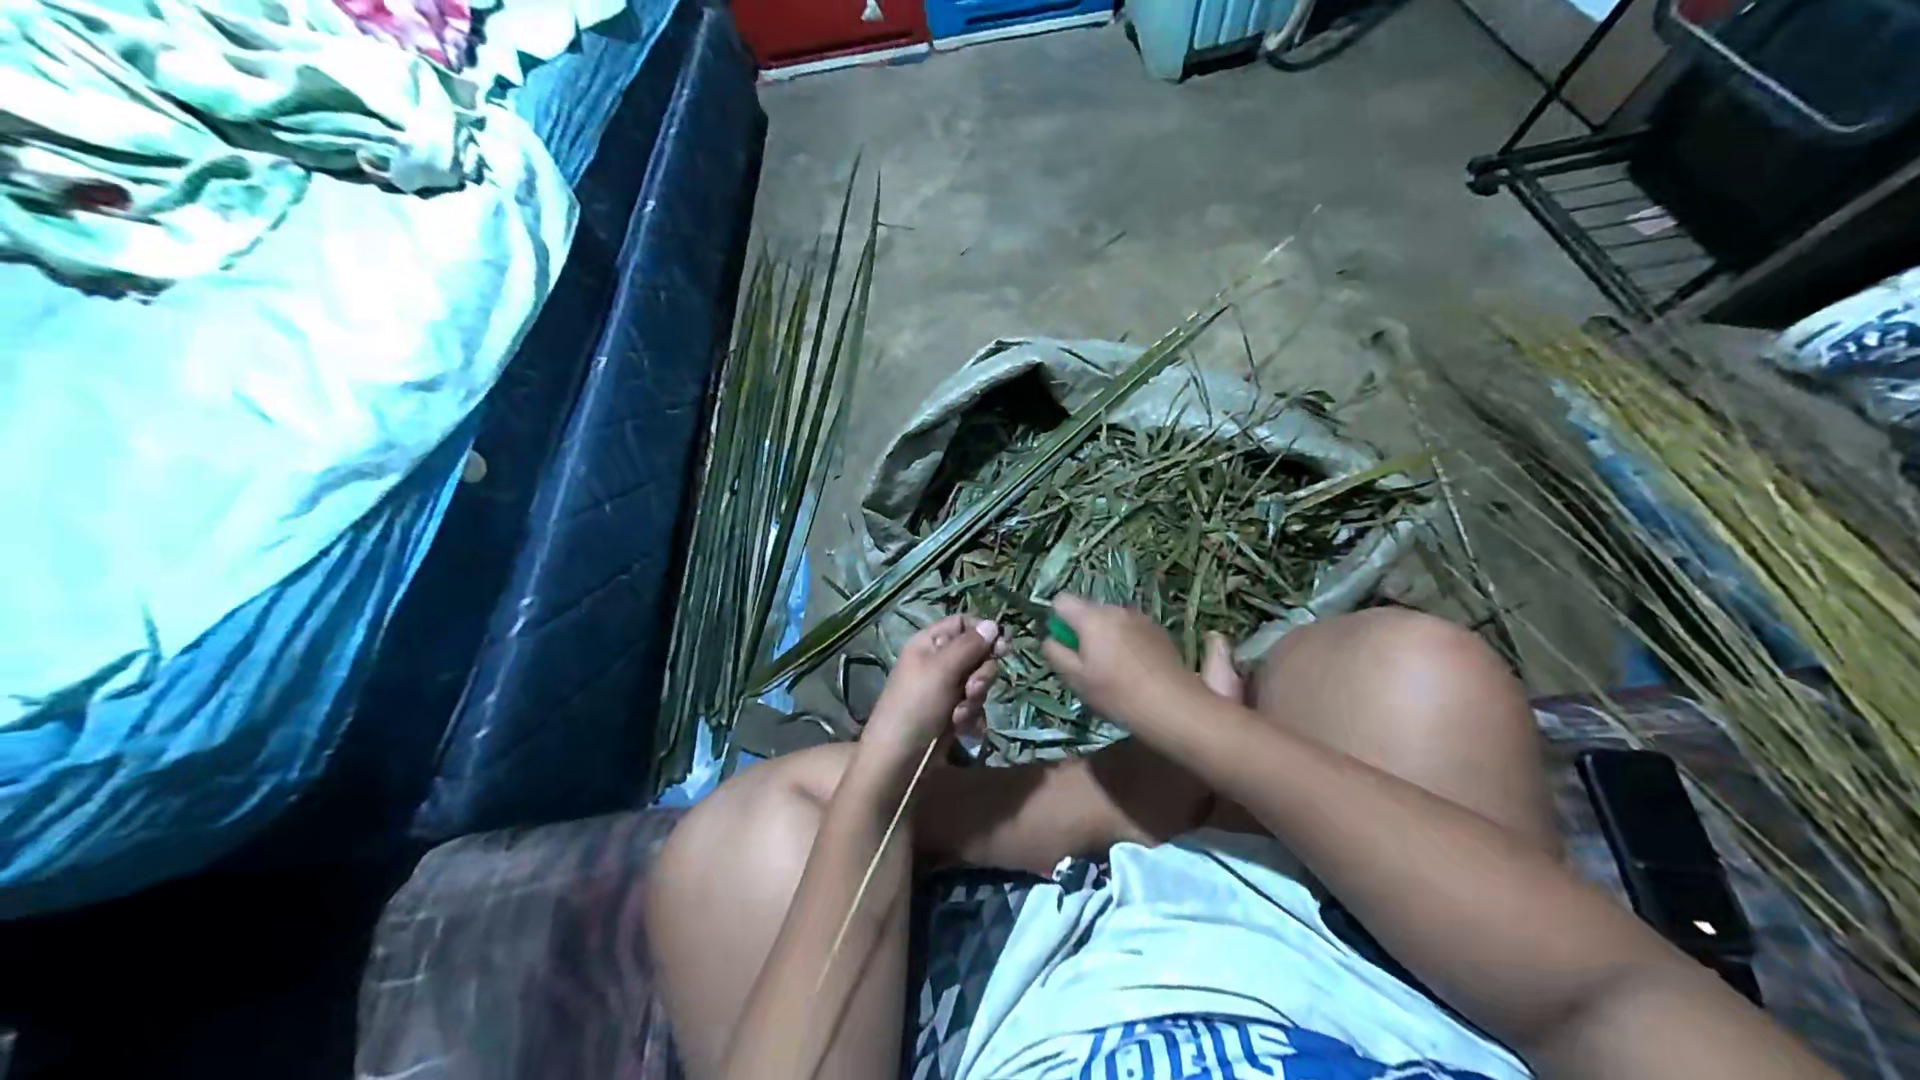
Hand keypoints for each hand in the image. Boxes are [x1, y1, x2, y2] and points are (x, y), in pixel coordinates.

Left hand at [861, 614, 1002, 762]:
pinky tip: (961, 728)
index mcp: (929, 643)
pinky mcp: (953, 712)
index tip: (1002, 647)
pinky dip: (971, 716)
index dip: (983, 632)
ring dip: (975, 699)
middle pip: (977, 654)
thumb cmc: (916, 706)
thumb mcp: (942, 669)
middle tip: (971, 689)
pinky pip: (975, 705)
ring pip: (979, 682)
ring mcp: (946, 688)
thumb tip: (993, 624)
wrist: (900, 758)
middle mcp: (938, 662)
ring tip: (959, 715)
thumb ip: (970, 645)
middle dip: (980, 674)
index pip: (963, 623)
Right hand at [1041, 594, 1203, 727]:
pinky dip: (1127, 640)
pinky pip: (1131, 628)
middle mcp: (1115, 609)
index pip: (1061, 601)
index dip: (1058, 620)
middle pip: (1089, 610)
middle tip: (1089, 662)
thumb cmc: (1116, 693)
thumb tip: (1050, 639)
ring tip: (1115, 667)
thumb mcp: (1075, 678)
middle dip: (1084, 629)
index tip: (1066, 645)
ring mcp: (1140, 617)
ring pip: (1112, 619)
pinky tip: (1135, 667)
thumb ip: (1055, 653)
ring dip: (1107, 635)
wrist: (1172, 704)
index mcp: (1091, 617)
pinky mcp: (1158, 629)